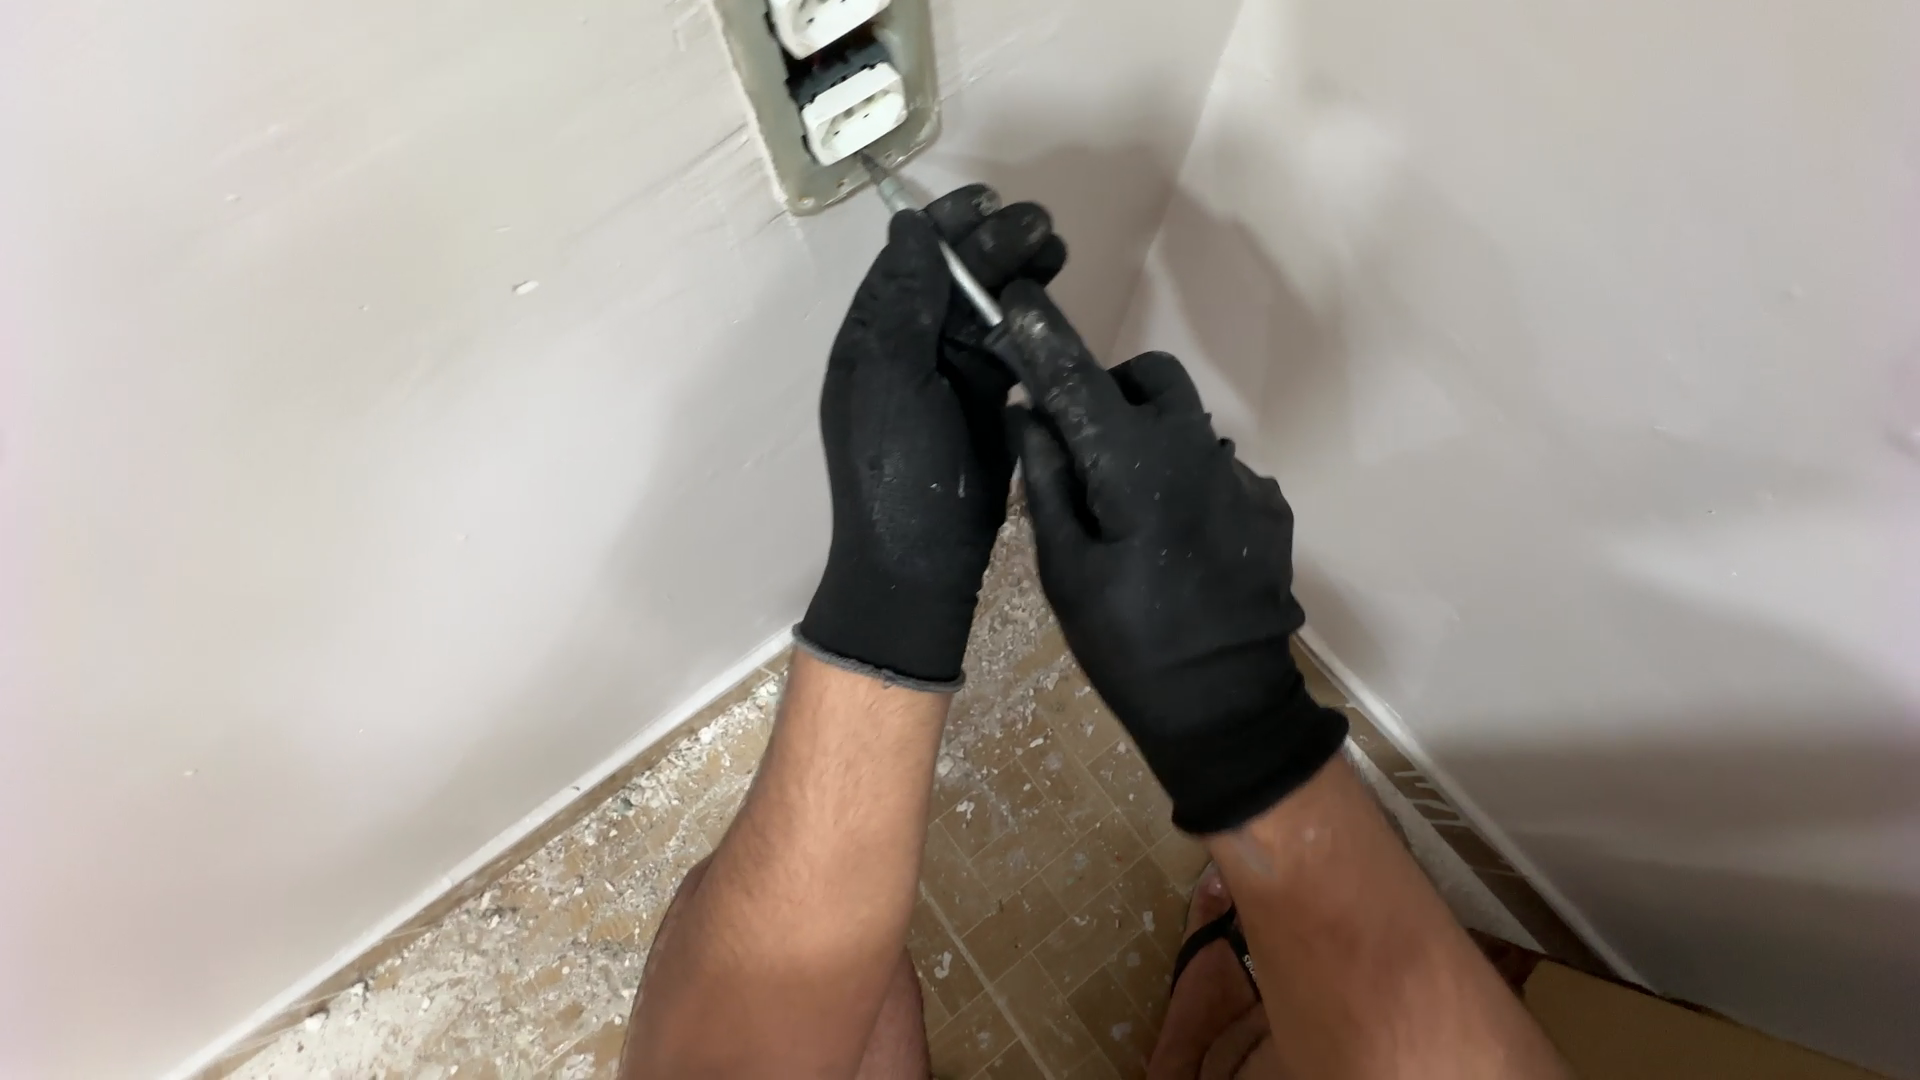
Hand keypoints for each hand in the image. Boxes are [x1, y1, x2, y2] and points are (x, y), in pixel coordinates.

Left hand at [798, 187, 1066, 688]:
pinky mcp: (988, 399)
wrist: (923, 554)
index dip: (947, 225)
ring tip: (1058, 251)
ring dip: (1018, 274)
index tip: (990, 200)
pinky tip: (1053, 301)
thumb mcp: (889, 379)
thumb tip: (911, 229)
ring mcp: (951, 373)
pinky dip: (1029, 321)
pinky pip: (1009, 346)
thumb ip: (903, 304)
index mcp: (875, 335)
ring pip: (986, 306)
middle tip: (1043, 227)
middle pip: (954, 276)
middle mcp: (911, 345)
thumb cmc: (895, 466)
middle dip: (994, 244)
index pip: (910, 260)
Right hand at [999, 281, 1346, 832]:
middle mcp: (1197, 452)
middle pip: (1150, 380)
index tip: (1016, 298)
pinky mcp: (1265, 505)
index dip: (1042, 338)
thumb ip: (1047, 482)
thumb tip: (1029, 416)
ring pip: (1185, 422)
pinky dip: (1183, 477)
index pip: (1077, 379)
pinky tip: (1175, 536)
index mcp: (1134, 466)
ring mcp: (1241, 477)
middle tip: (1079, 446)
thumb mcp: (1065, 570)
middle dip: (1108, 392)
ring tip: (1128, 507)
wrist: (1225, 707)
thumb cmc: (1127, 645)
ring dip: (1146, 437)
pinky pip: (1215, 465)